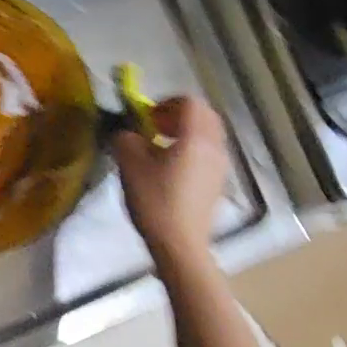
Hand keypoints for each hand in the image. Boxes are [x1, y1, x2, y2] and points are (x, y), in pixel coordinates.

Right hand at [110, 96, 229, 265]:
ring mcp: (220, 165)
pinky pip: (208, 153)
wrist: (180, 244)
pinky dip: (192, 150)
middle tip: (154, 128)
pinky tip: (170, 170)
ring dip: (186, 133)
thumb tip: (127, 134)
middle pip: (203, 116)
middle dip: (178, 115)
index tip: (145, 117)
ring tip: (160, 149)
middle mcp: (214, 146)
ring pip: (207, 135)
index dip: (166, 103)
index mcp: (195, 137)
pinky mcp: (218, 182)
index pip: (189, 102)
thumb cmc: (155, 201)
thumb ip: (126, 140)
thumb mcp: (130, 166)